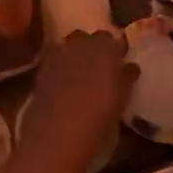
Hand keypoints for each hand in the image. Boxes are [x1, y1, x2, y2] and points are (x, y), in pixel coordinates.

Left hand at [23, 30, 136, 172]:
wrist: (56, 135)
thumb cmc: (97, 121)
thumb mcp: (120, 101)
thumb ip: (126, 79)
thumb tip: (130, 66)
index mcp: (107, 51)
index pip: (115, 40)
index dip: (117, 49)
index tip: (121, 59)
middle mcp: (82, 46)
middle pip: (91, 37)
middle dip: (97, 45)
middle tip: (101, 63)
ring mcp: (60, 54)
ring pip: (71, 42)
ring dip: (78, 49)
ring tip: (81, 67)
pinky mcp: (42, 67)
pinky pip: (55, 54)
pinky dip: (61, 59)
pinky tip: (63, 74)